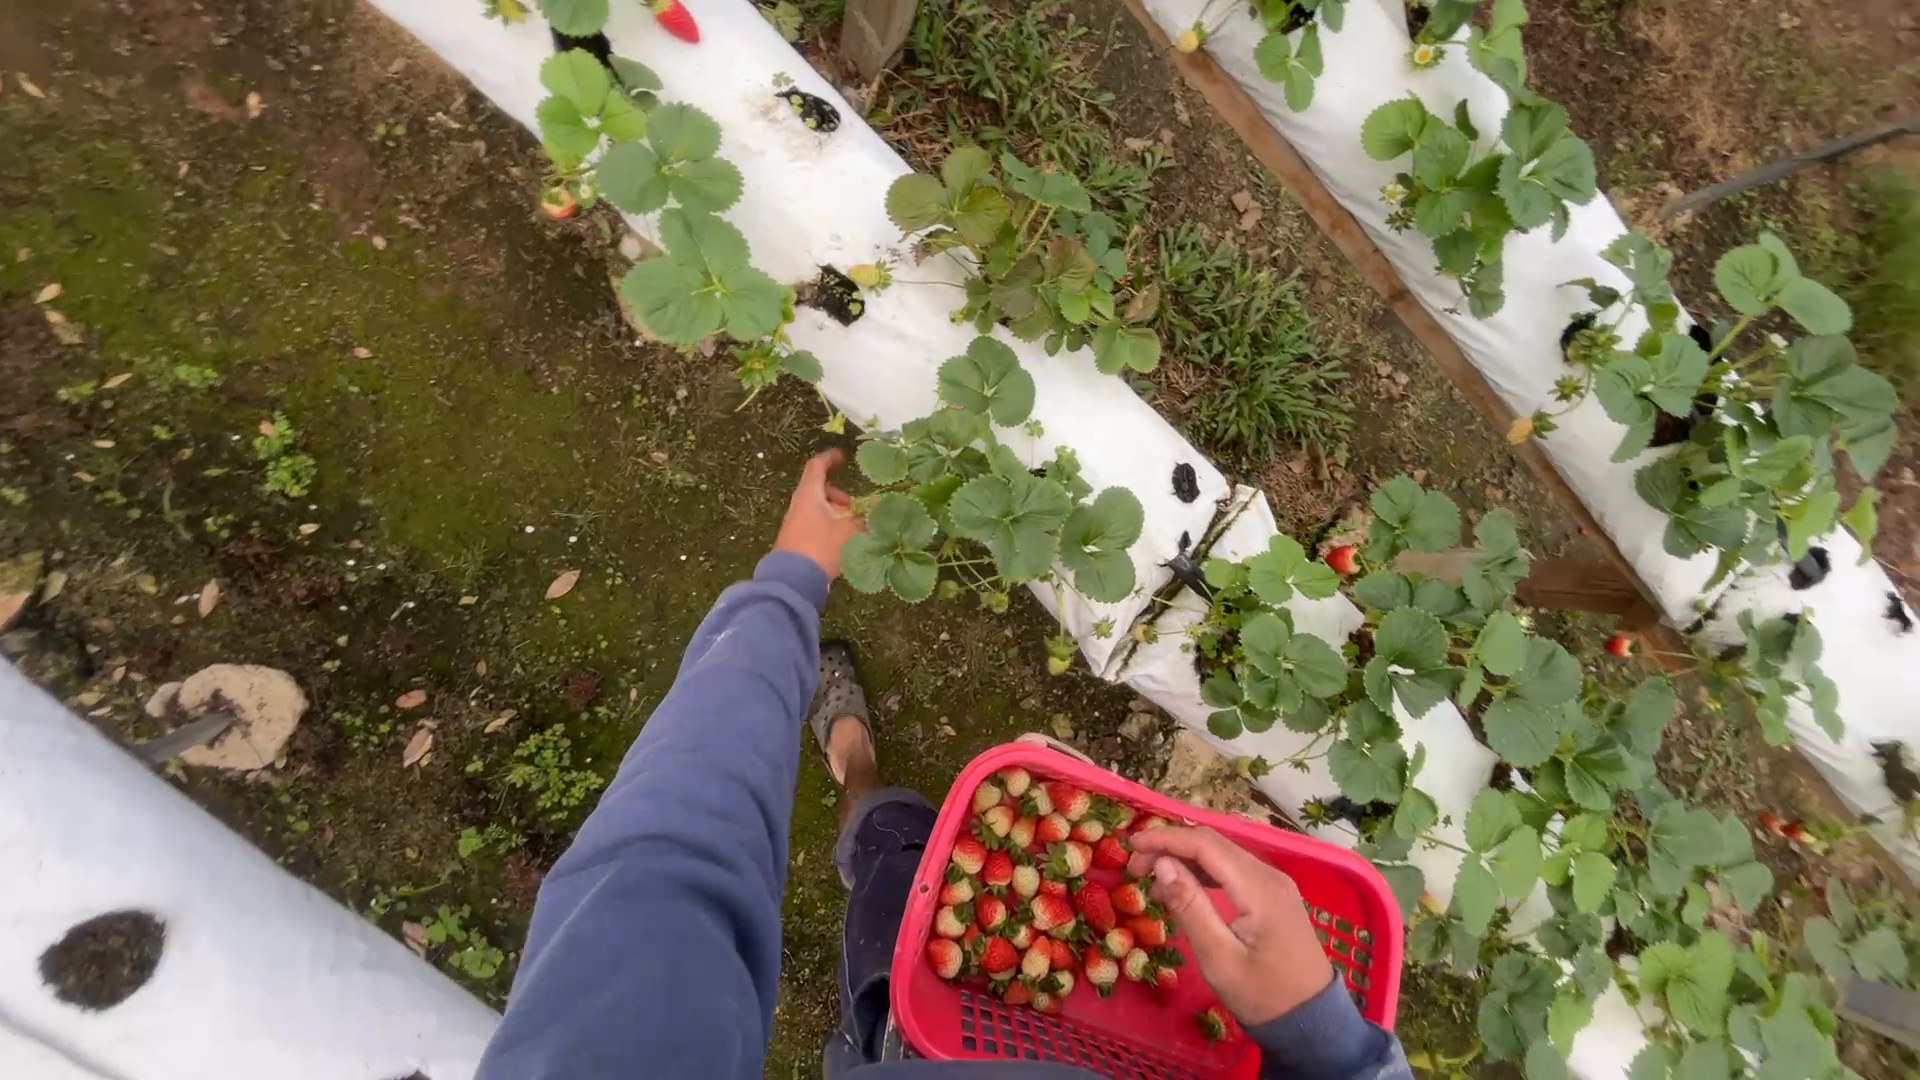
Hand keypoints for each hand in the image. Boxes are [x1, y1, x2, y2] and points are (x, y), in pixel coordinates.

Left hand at [774, 449, 864, 580]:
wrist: (794, 579)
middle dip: (837, 494)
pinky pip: (814, 523)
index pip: (816, 467)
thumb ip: (866, 516)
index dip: (829, 459)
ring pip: (816, 508)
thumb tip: (881, 504)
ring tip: (851, 526)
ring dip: (834, 512)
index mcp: (809, 495)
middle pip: (817, 489)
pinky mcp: (796, 539)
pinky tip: (842, 541)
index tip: (841, 457)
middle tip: (852, 505)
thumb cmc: (822, 546)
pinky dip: (828, 525)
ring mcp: (795, 522)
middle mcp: (799, 505)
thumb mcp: (849, 530)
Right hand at [1128, 826, 1334, 1026]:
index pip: (1205, 843)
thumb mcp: (1220, 959)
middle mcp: (1269, 874)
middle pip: (1212, 842)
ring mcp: (1273, 882)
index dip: (1165, 838)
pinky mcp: (1272, 893)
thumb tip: (1161, 863)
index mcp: (1259, 887)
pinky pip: (1231, 868)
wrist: (1313, 1025)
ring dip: (1184, 856)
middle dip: (1170, 846)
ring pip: (1220, 852)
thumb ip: (1190, 907)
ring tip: (1152, 876)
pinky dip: (1202, 869)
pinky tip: (1183, 886)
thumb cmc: (1264, 996)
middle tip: (1136, 866)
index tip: (1131, 846)